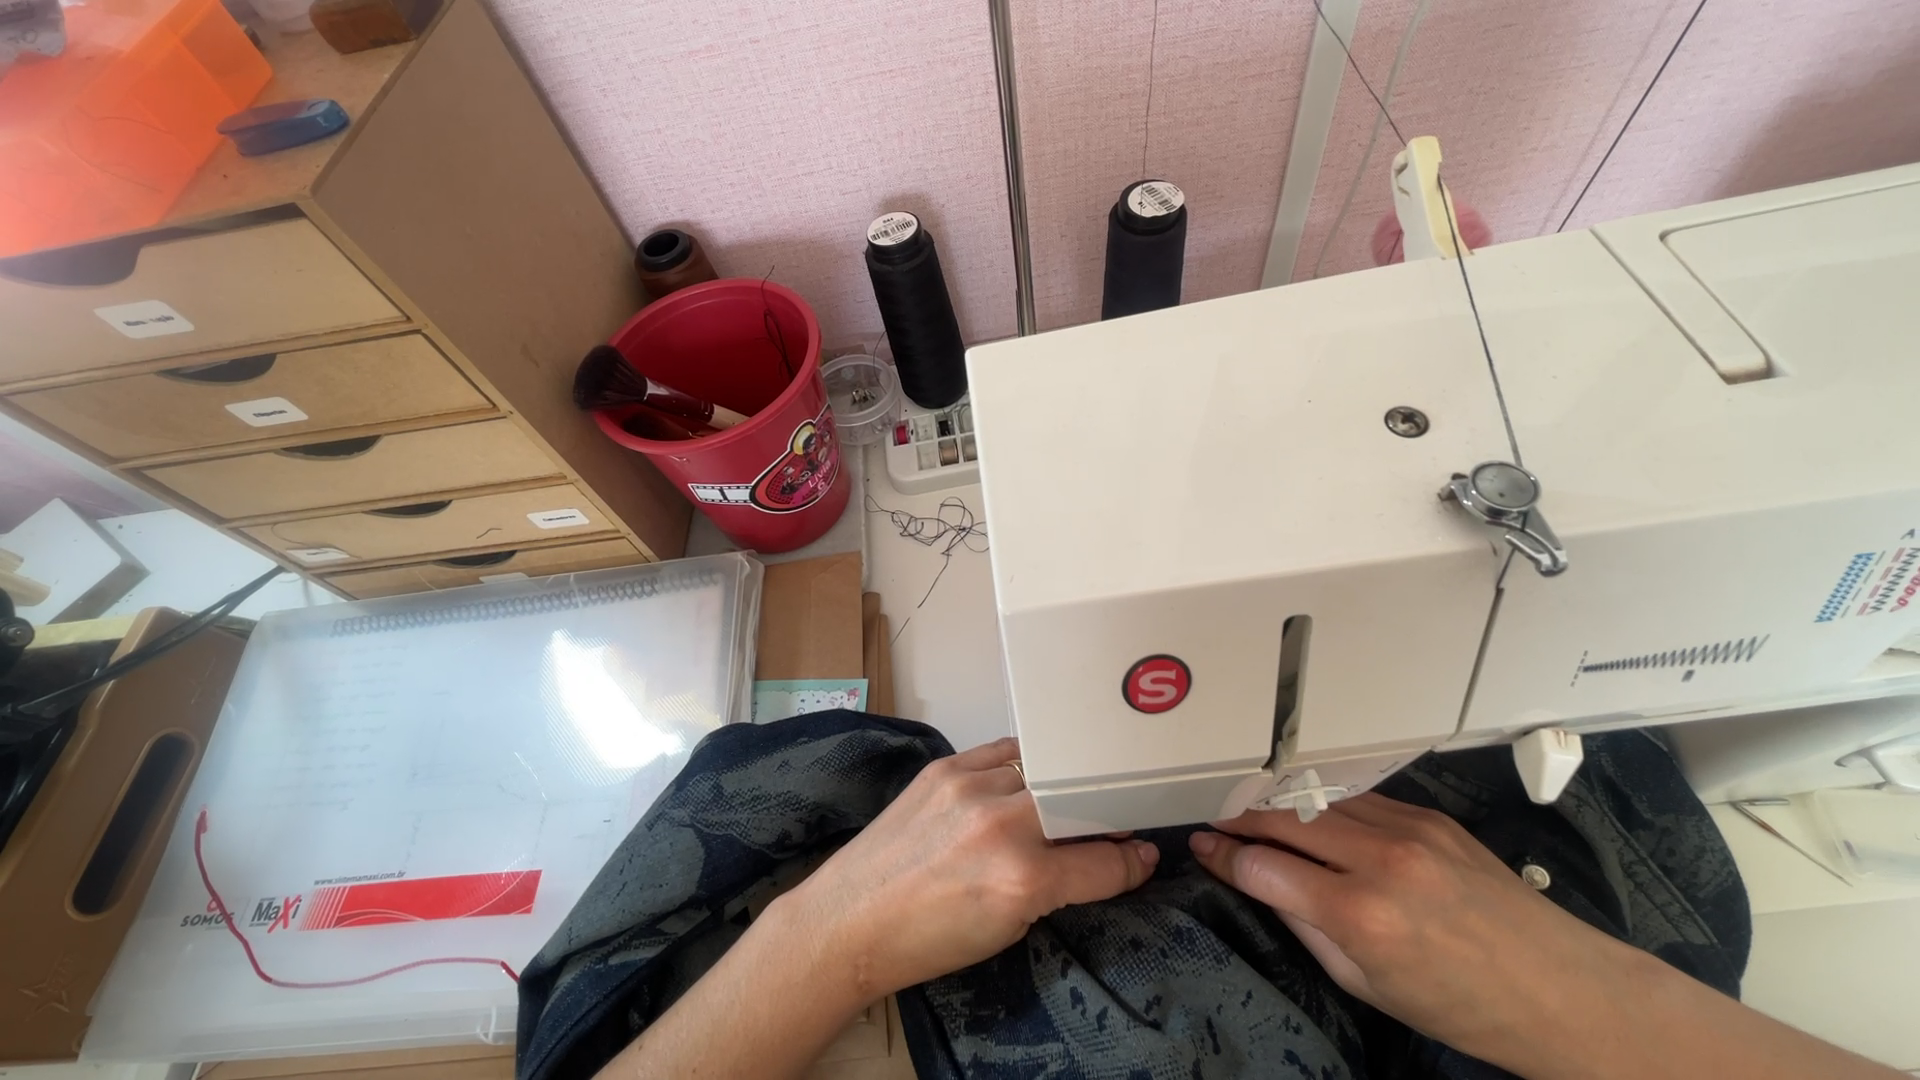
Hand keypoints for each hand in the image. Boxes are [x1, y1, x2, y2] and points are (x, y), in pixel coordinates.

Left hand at [779, 737, 1158, 1000]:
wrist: (849, 920)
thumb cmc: (929, 940)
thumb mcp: (1008, 928)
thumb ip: (1058, 887)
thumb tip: (1105, 859)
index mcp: (1022, 880)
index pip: (1102, 862)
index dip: (1131, 862)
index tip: (1145, 854)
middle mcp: (1002, 824)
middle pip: (1079, 804)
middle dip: (1102, 815)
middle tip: (1110, 822)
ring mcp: (970, 787)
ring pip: (1042, 770)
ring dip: (1059, 787)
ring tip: (1062, 798)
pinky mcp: (945, 767)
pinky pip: (1003, 752)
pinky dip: (1021, 765)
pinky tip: (1025, 776)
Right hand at [1188, 793, 1639, 1067]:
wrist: (1565, 991)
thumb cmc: (1459, 1007)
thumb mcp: (1366, 986)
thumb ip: (1306, 927)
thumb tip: (1262, 883)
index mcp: (1358, 915)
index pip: (1262, 867)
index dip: (1223, 856)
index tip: (1201, 847)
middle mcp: (1377, 860)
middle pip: (1280, 817)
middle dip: (1239, 817)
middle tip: (1216, 822)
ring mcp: (1406, 828)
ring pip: (1315, 798)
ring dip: (1277, 803)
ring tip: (1254, 811)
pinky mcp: (1428, 814)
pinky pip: (1356, 798)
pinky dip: (1324, 804)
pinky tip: (1312, 814)